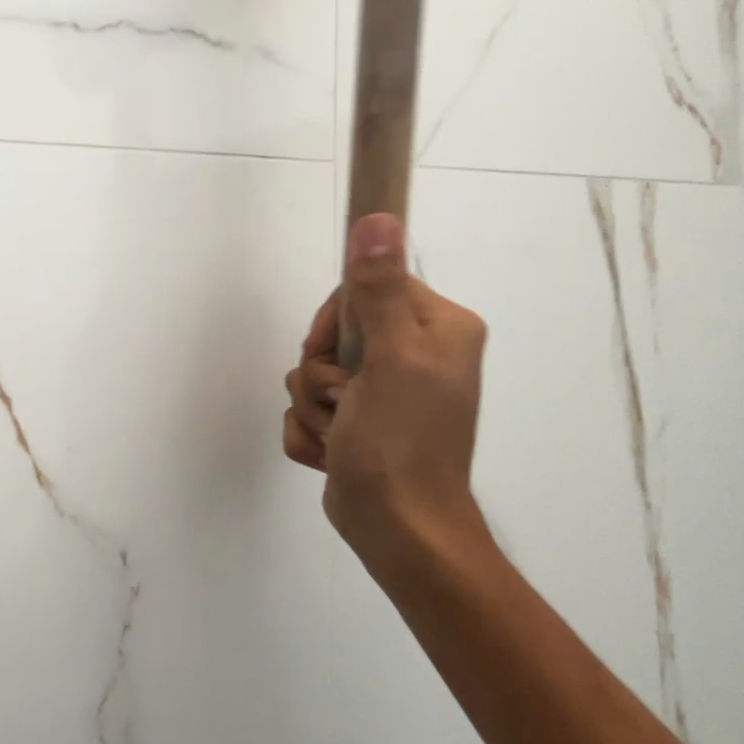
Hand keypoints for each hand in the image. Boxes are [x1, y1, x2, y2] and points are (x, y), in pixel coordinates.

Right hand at [283, 214, 489, 557]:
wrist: (398, 527)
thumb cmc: (401, 442)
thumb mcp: (390, 360)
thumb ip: (377, 290)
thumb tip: (376, 217)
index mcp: (435, 329)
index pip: (361, 291)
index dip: (334, 323)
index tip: (336, 355)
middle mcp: (412, 354)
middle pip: (329, 335)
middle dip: (319, 376)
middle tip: (345, 402)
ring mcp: (383, 393)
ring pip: (310, 377)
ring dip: (313, 409)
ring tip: (343, 435)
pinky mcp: (357, 424)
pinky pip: (308, 411)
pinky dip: (312, 433)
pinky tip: (334, 453)